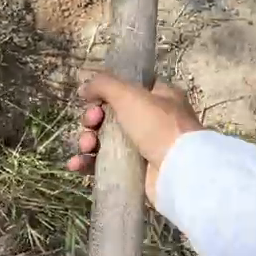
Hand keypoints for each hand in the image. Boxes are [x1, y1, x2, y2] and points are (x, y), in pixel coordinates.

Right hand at [65, 72, 203, 194]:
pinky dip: (88, 163)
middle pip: (110, 116)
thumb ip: (104, 85)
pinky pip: (104, 163)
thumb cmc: (157, 126)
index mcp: (158, 98)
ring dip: (88, 141)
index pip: (126, 90)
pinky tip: (76, 164)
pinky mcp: (133, 170)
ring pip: (104, 140)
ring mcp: (142, 147)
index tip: (92, 99)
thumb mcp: (130, 95)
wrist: (178, 170)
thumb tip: (85, 87)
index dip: (105, 94)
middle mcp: (151, 121)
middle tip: (91, 123)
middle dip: (93, 119)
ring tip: (87, 147)